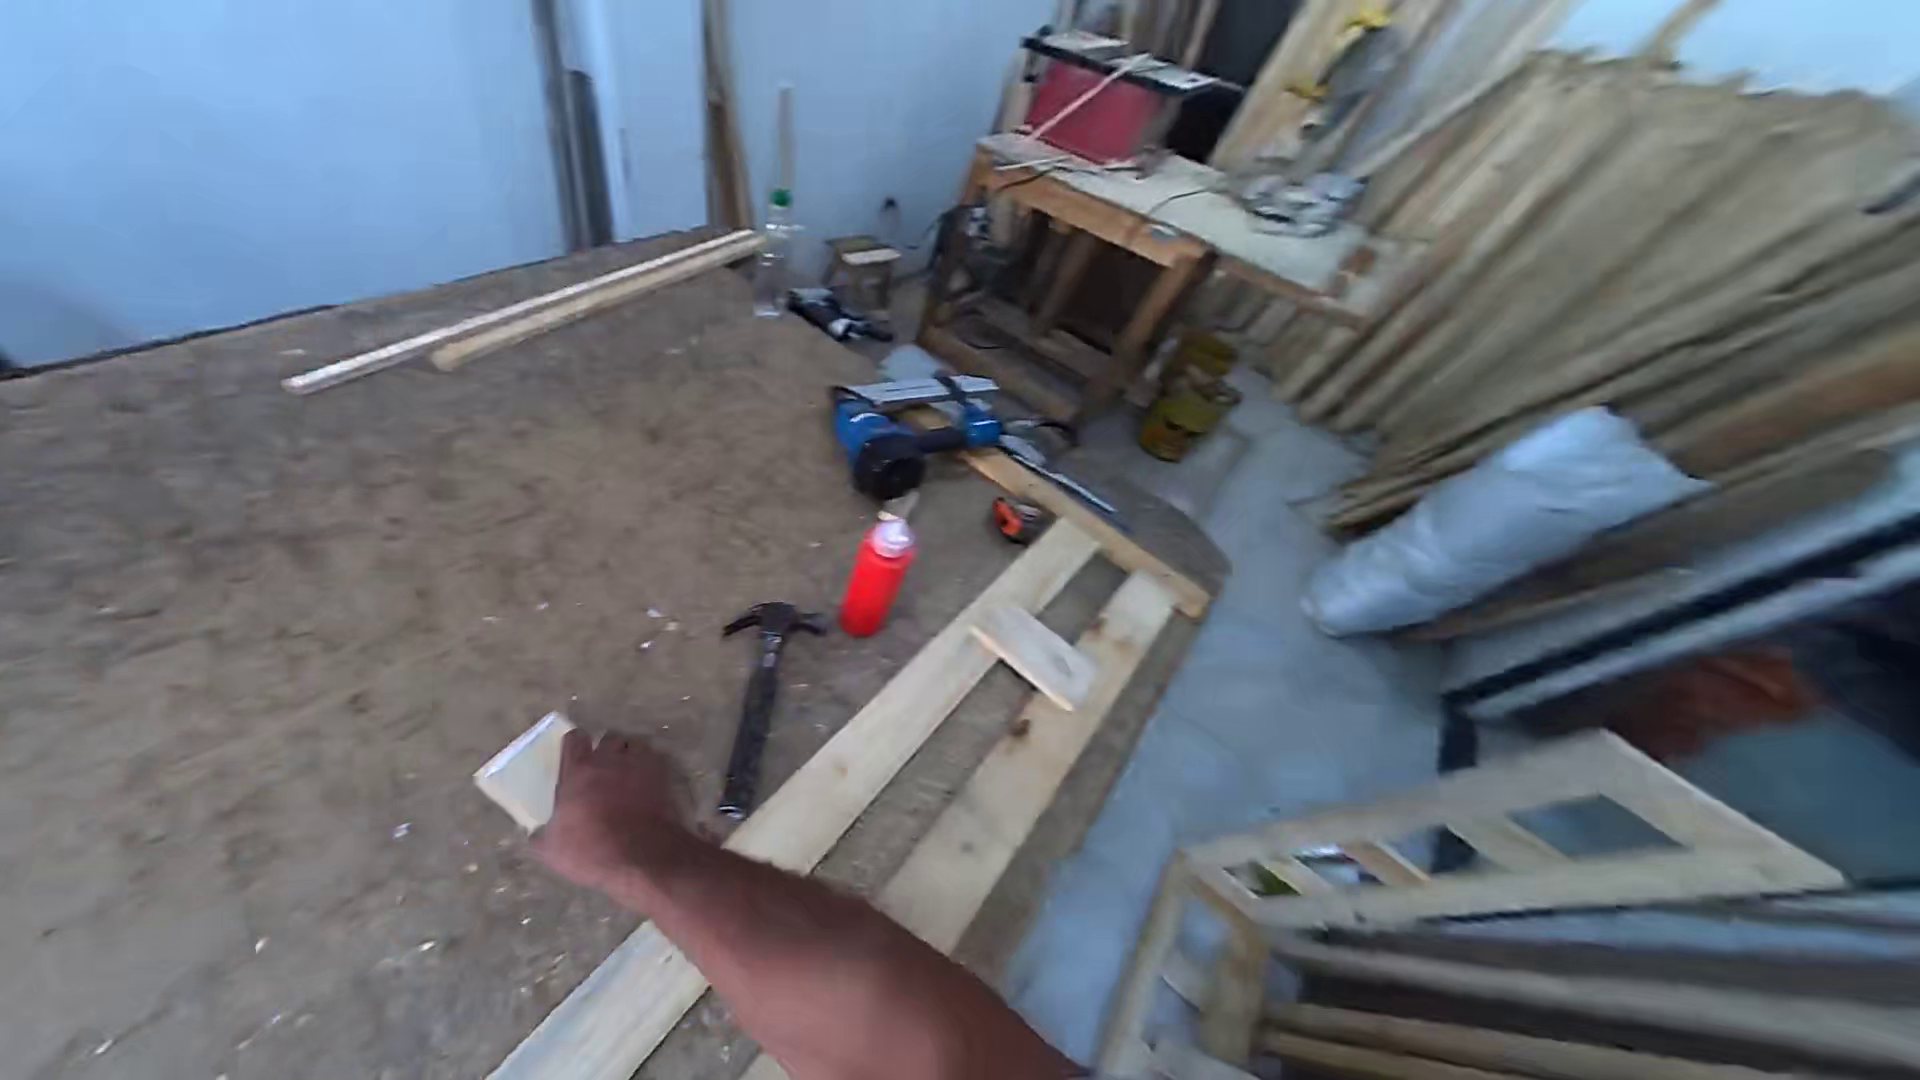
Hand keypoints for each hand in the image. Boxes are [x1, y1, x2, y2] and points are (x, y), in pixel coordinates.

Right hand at [532, 729, 687, 893]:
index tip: (575, 754)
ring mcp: (639, 763)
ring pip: (634, 744)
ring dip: (630, 754)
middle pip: (609, 738)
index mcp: (579, 771)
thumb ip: (541, 834)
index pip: (576, 739)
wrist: (640, 852)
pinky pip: (654, 758)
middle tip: (603, 768)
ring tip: (627, 772)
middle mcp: (610, 759)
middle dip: (606, 749)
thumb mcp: (552, 849)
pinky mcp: (662, 772)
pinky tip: (646, 781)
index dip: (576, 743)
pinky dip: (649, 764)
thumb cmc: (590, 849)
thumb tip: (535, 833)